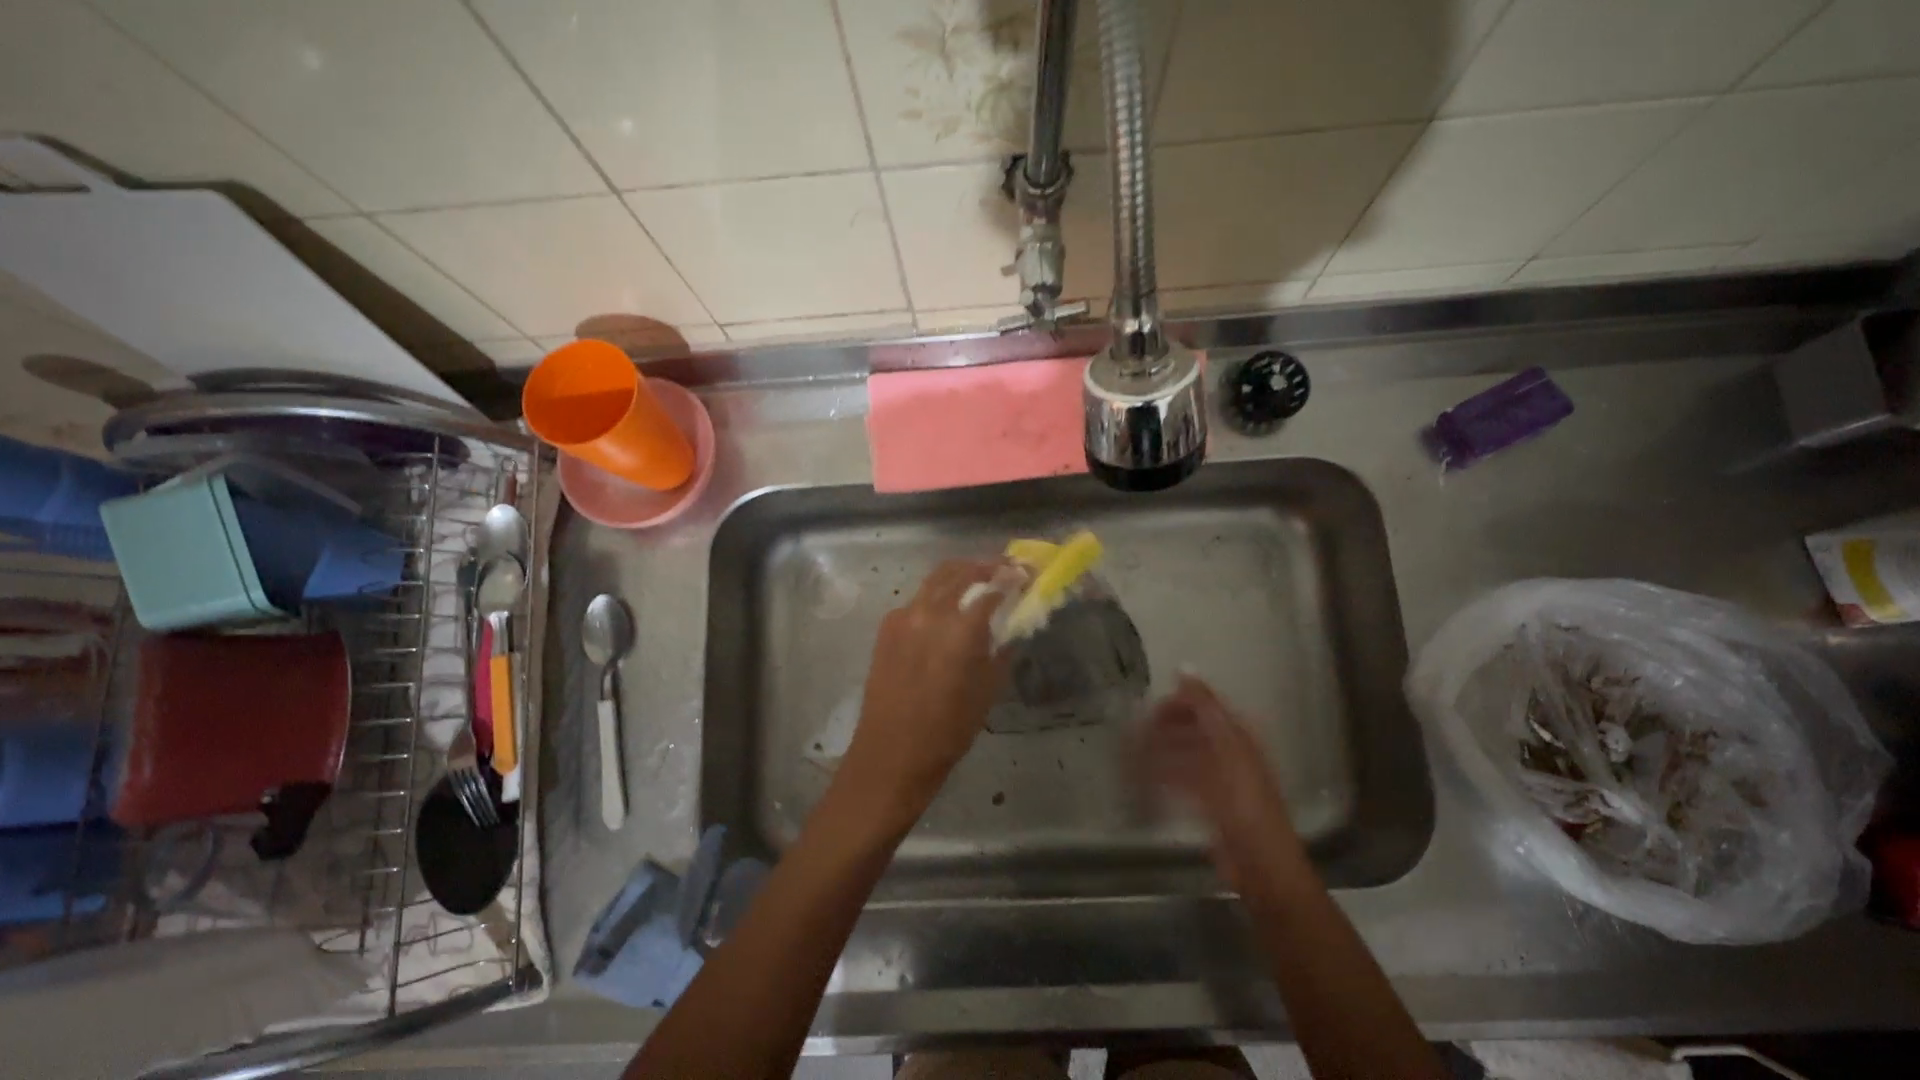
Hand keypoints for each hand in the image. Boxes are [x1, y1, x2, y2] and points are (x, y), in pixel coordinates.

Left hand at [838, 560, 1009, 827]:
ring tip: (979, 582)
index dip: (1013, 575)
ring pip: (935, 581)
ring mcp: (903, 617)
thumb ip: (1000, 650)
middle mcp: (929, 612)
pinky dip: (937, 596)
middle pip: (959, 571)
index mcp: (960, 628)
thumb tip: (1010, 628)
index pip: (993, 585)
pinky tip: (947, 611)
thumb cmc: (948, 730)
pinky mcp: (887, 629)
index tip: (1027, 571)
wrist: (892, 754)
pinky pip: (917, 601)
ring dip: (960, 575)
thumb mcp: (987, 691)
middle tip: (1005, 569)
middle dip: (985, 566)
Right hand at [1143, 675, 1307, 890]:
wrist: (1259, 863)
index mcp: (1238, 736)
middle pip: (1190, 730)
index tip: (1146, 709)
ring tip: (1127, 757)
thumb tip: (1184, 668)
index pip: (1204, 706)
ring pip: (1181, 756)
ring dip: (1156, 754)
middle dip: (1161, 729)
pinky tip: (1141, 783)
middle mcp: (1229, 754)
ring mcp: (1218, 781)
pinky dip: (1159, 780)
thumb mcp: (1227, 748)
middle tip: (1130, 734)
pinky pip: (1179, 784)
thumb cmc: (1245, 803)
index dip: (1176, 703)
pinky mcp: (1208, 807)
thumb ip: (1206, 708)